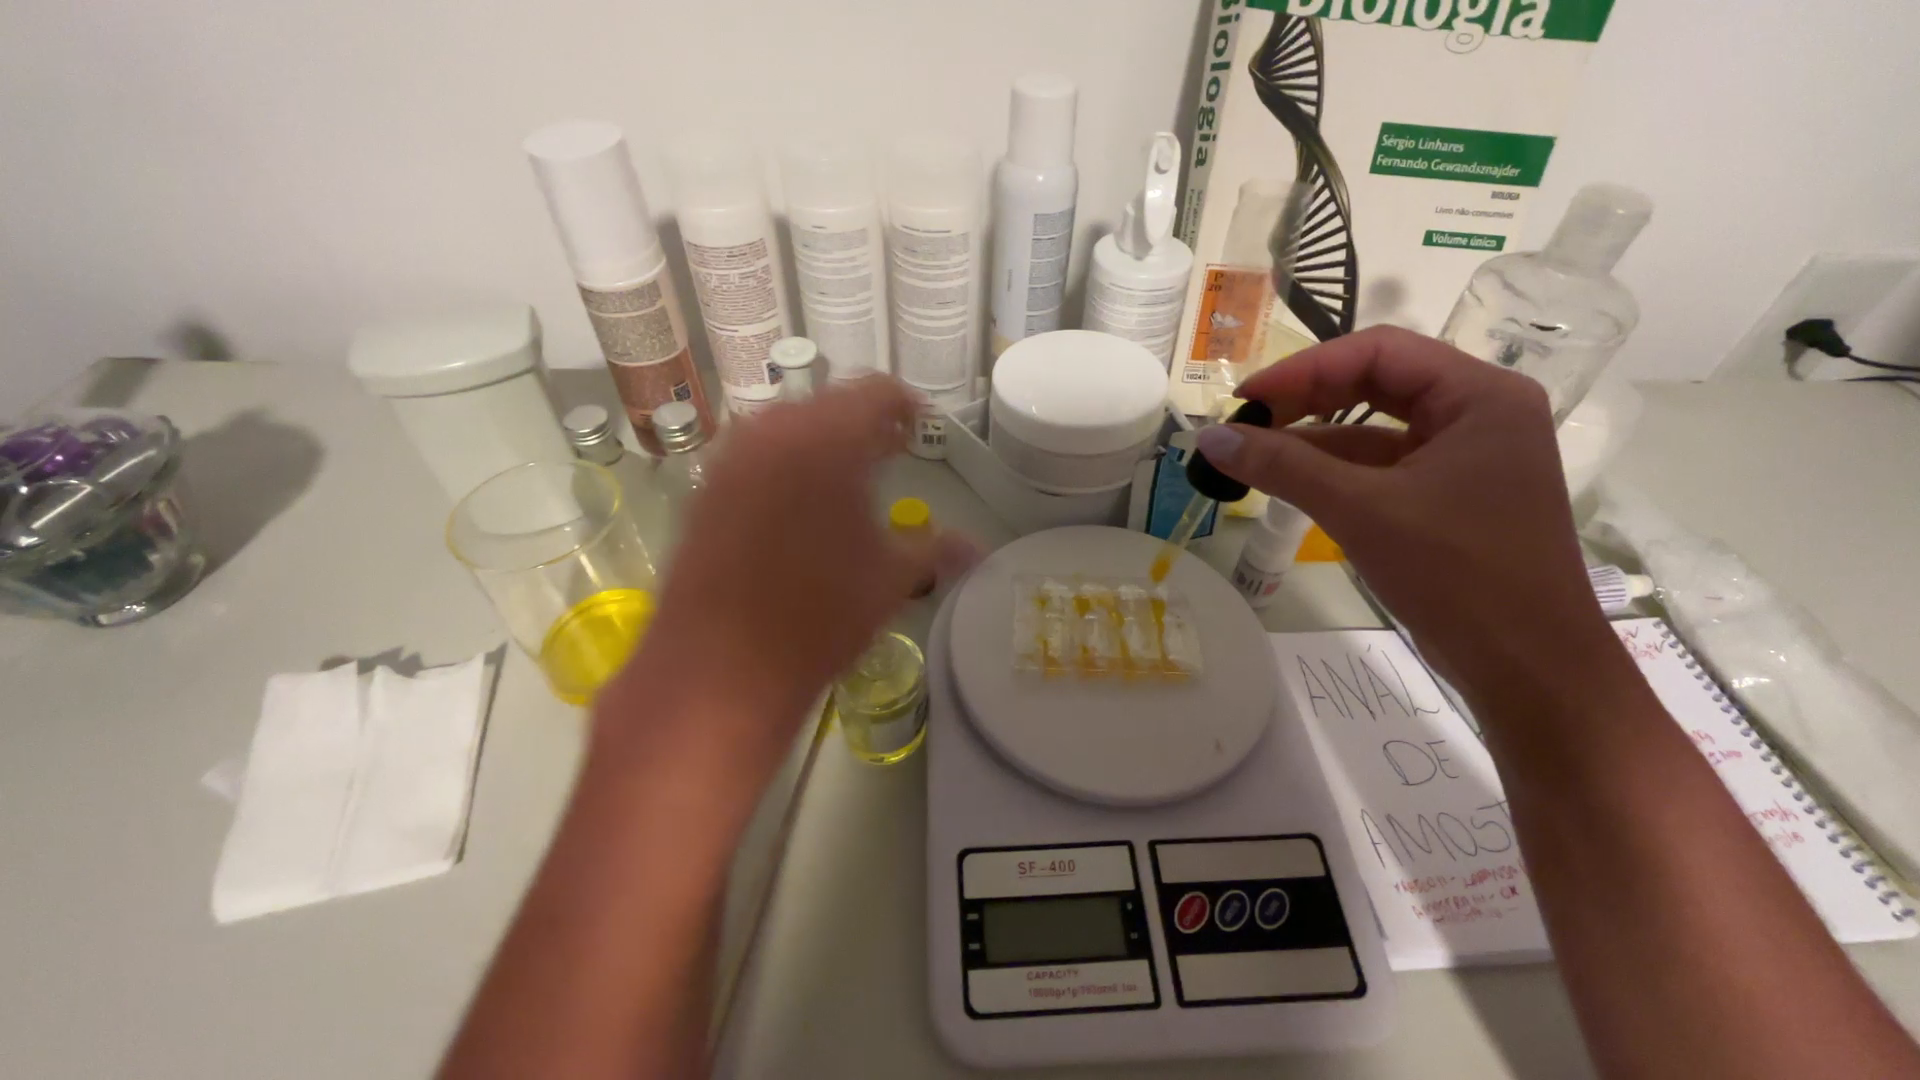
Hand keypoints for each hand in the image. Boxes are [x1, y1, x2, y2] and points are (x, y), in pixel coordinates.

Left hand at [598, 378, 967, 779]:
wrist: (720, 665)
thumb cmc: (819, 617)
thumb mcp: (891, 580)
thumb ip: (937, 550)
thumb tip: (977, 548)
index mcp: (830, 440)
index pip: (877, 393)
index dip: (905, 406)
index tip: (920, 429)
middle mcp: (775, 432)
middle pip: (829, 404)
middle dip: (863, 425)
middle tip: (889, 453)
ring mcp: (732, 459)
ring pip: (787, 427)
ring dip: (820, 443)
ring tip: (845, 480)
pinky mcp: (705, 488)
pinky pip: (754, 455)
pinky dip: (783, 465)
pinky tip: (797, 506)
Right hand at [1192, 326, 1610, 693]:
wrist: (1527, 666)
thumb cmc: (1458, 574)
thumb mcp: (1362, 511)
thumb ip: (1284, 467)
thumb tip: (1208, 438)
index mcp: (1479, 395)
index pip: (1379, 351)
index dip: (1303, 368)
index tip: (1245, 400)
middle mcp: (1479, 413)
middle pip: (1378, 382)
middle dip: (1306, 399)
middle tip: (1245, 423)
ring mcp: (1467, 457)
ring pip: (1377, 427)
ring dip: (1314, 438)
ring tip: (1251, 454)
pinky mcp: (1451, 497)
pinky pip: (1383, 467)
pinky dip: (1335, 472)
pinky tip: (1288, 483)